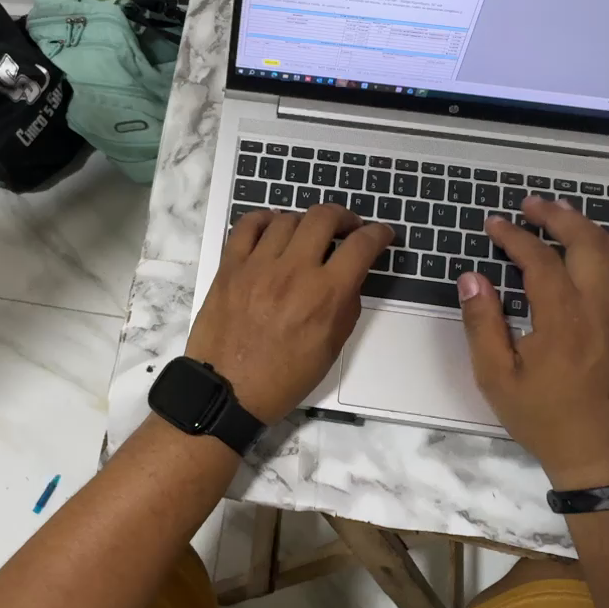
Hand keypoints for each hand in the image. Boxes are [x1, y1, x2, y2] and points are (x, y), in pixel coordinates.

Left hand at [185, 205, 392, 424]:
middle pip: (324, 217)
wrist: (227, 390)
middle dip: (344, 217)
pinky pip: (246, 226)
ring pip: (287, 219)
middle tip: (346, 228)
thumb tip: (349, 276)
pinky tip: (272, 228)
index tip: (381, 234)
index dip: (378, 233)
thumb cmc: (284, 378)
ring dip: (304, 222)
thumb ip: (345, 305)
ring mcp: (258, 265)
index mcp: (324, 295)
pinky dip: (263, 220)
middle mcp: (293, 271)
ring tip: (307, 235)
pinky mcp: (230, 267)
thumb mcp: (331, 348)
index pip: (361, 245)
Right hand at [455, 197, 608, 489]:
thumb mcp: (495, 375)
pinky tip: (608, 241)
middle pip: (586, 244)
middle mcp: (597, 309)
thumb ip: (482, 323)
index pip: (540, 260)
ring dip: (586, 227)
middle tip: (530, 204)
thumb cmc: (540, 416)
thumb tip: (473, 278)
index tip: (494, 224)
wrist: (597, 451)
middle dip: (558, 217)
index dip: (515, 237)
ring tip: (561, 213)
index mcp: (562, 319)